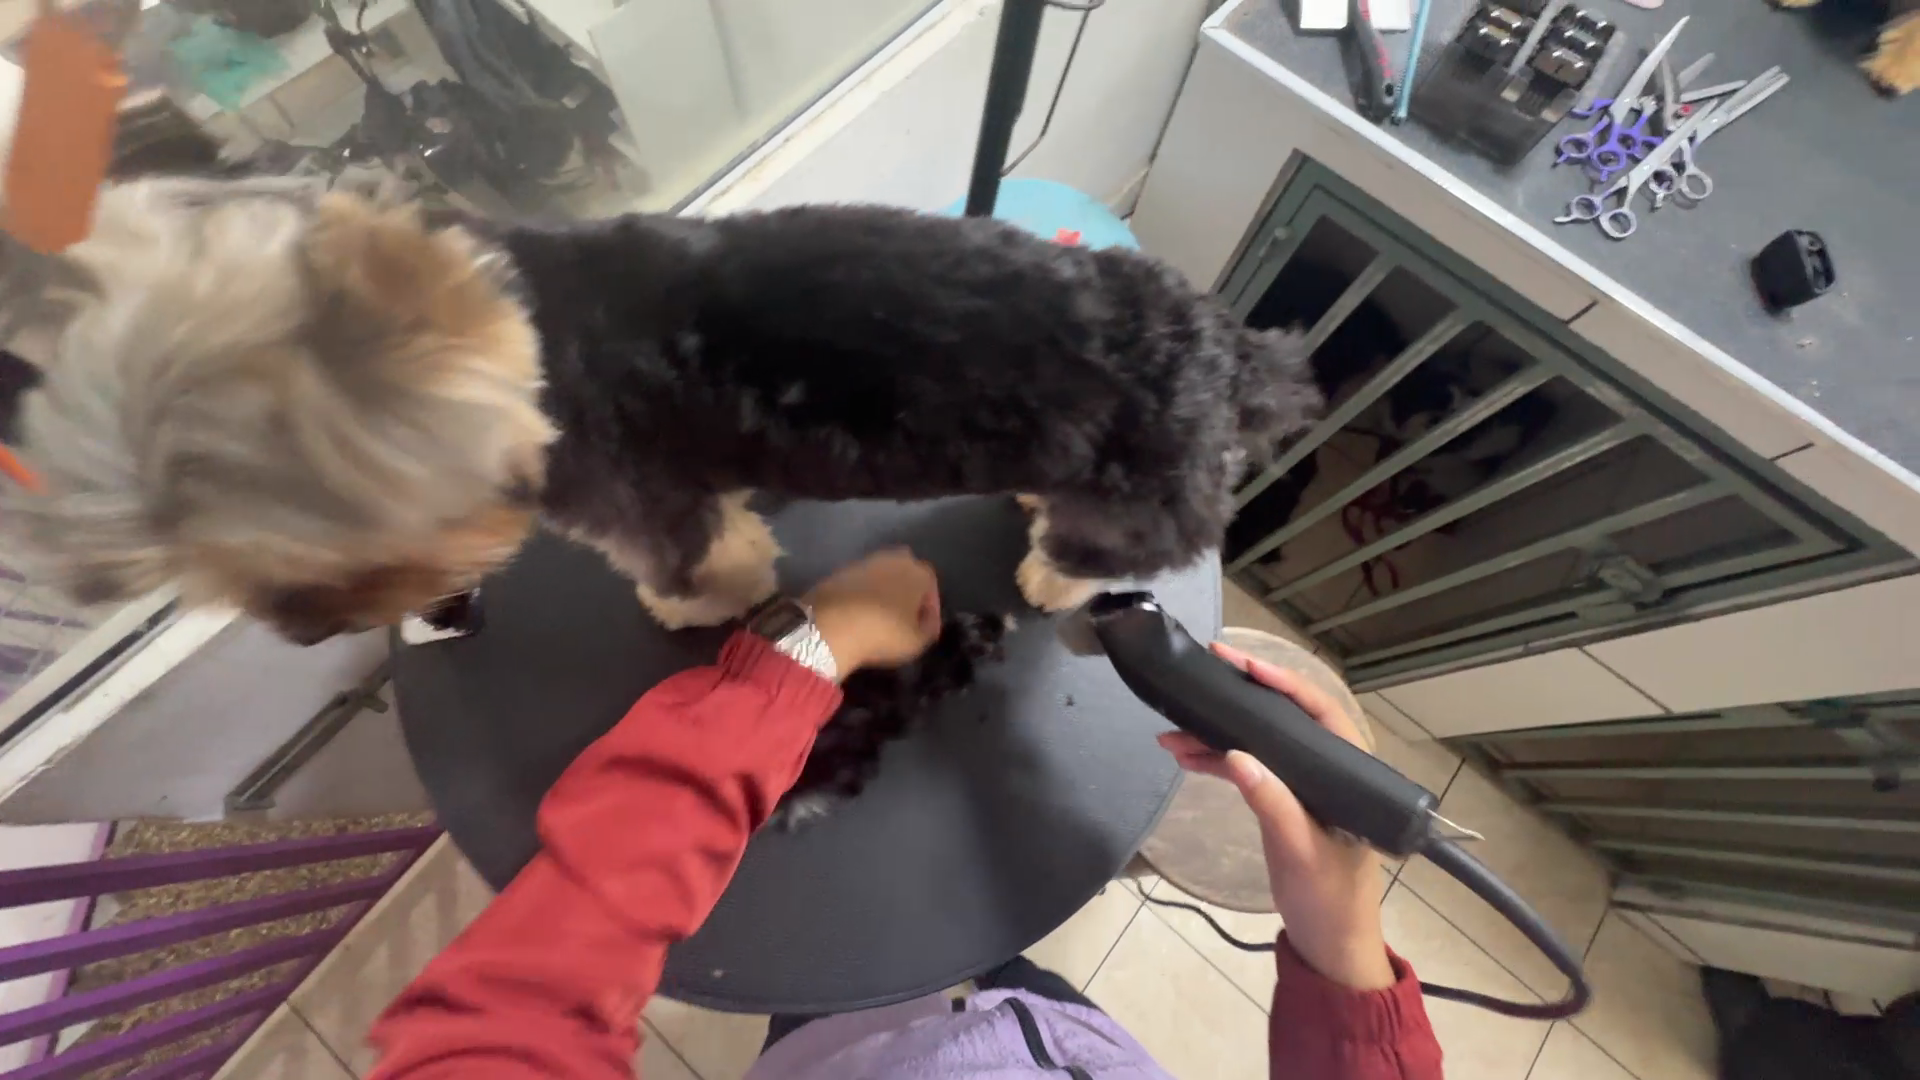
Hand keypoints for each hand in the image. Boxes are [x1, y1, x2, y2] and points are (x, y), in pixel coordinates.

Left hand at [803, 549, 941, 676]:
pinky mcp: (840, 570)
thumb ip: (930, 628)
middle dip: (906, 593)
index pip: (931, 585)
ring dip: (882, 593)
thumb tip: (928, 621)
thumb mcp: (918, 642)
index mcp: (918, 572)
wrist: (832, 624)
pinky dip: (862, 595)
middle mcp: (895, 559)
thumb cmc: (884, 633)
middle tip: (902, 618)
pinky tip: (857, 614)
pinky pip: (859, 583)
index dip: (929, 607)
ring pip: (881, 576)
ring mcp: (865, 562)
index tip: (924, 626)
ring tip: (878, 618)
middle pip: (906, 575)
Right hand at [1157, 642, 1394, 990]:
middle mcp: (1322, 766)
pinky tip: (1183, 755)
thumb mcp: (1301, 852)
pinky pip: (1243, 766)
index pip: (1316, 709)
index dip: (1280, 681)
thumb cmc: (1329, 898)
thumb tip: (1235, 756)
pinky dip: (1213, 760)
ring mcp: (1298, 781)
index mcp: (1345, 771)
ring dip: (1213, 735)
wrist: (1328, 945)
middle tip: (1201, 673)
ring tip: (1170, 733)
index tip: (1240, 664)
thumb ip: (1272, 803)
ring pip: (1254, 741)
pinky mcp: (1278, 797)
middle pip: (1279, 717)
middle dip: (1237, 698)